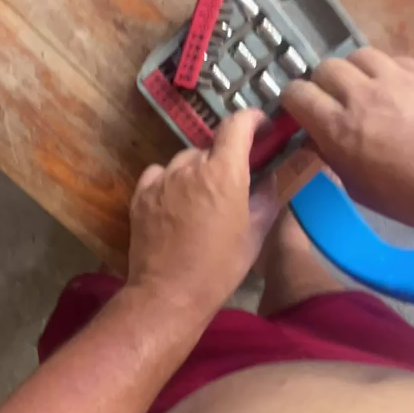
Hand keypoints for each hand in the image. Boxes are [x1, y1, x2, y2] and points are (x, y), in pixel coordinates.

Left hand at [126, 110, 284, 320]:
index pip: (238, 124)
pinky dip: (170, 182)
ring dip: (196, 173)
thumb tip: (272, 175)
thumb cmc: (219, 268)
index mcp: (223, 173)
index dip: (253, 119)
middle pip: (211, 148)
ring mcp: (161, 179)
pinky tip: (176, 205)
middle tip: (231, 187)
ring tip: (201, 203)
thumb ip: (267, 196)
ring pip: (184, 161)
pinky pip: (159, 174)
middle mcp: (189, 167)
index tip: (262, 128)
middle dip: (224, 161)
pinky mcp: (140, 194)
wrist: (168, 293)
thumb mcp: (254, 233)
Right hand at [281, 49, 413, 236]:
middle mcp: (363, 94)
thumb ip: (332, 157)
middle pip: (326, 68)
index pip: (297, 94)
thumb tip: (316, 139)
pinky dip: (387, 71)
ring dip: (354, 71)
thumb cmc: (410, 199)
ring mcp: (398, 78)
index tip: (297, 111)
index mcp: (339, 128)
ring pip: (360, 56)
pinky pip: (396, 59)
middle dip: (321, 83)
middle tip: (331, 101)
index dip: (292, 101)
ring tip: (363, 88)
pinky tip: (396, 90)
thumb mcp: (358, 188)